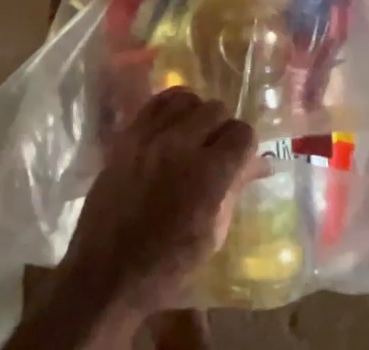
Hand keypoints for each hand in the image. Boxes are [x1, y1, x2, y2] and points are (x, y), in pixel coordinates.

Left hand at [64, 87, 258, 316]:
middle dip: (224, 128)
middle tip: (218, 151)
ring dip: (197, 114)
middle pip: (216, 110)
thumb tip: (262, 163)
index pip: (243, 133)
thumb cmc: (167, 265)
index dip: (247, 147)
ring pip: (187, 98)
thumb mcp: (213, 235)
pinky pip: (156, 102)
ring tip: (194, 136)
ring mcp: (149, 136)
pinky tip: (172, 126)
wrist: (107, 269)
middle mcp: (180, 145)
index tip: (242, 160)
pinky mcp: (127, 135)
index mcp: (208, 175)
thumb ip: (235, 189)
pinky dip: (170, 107)